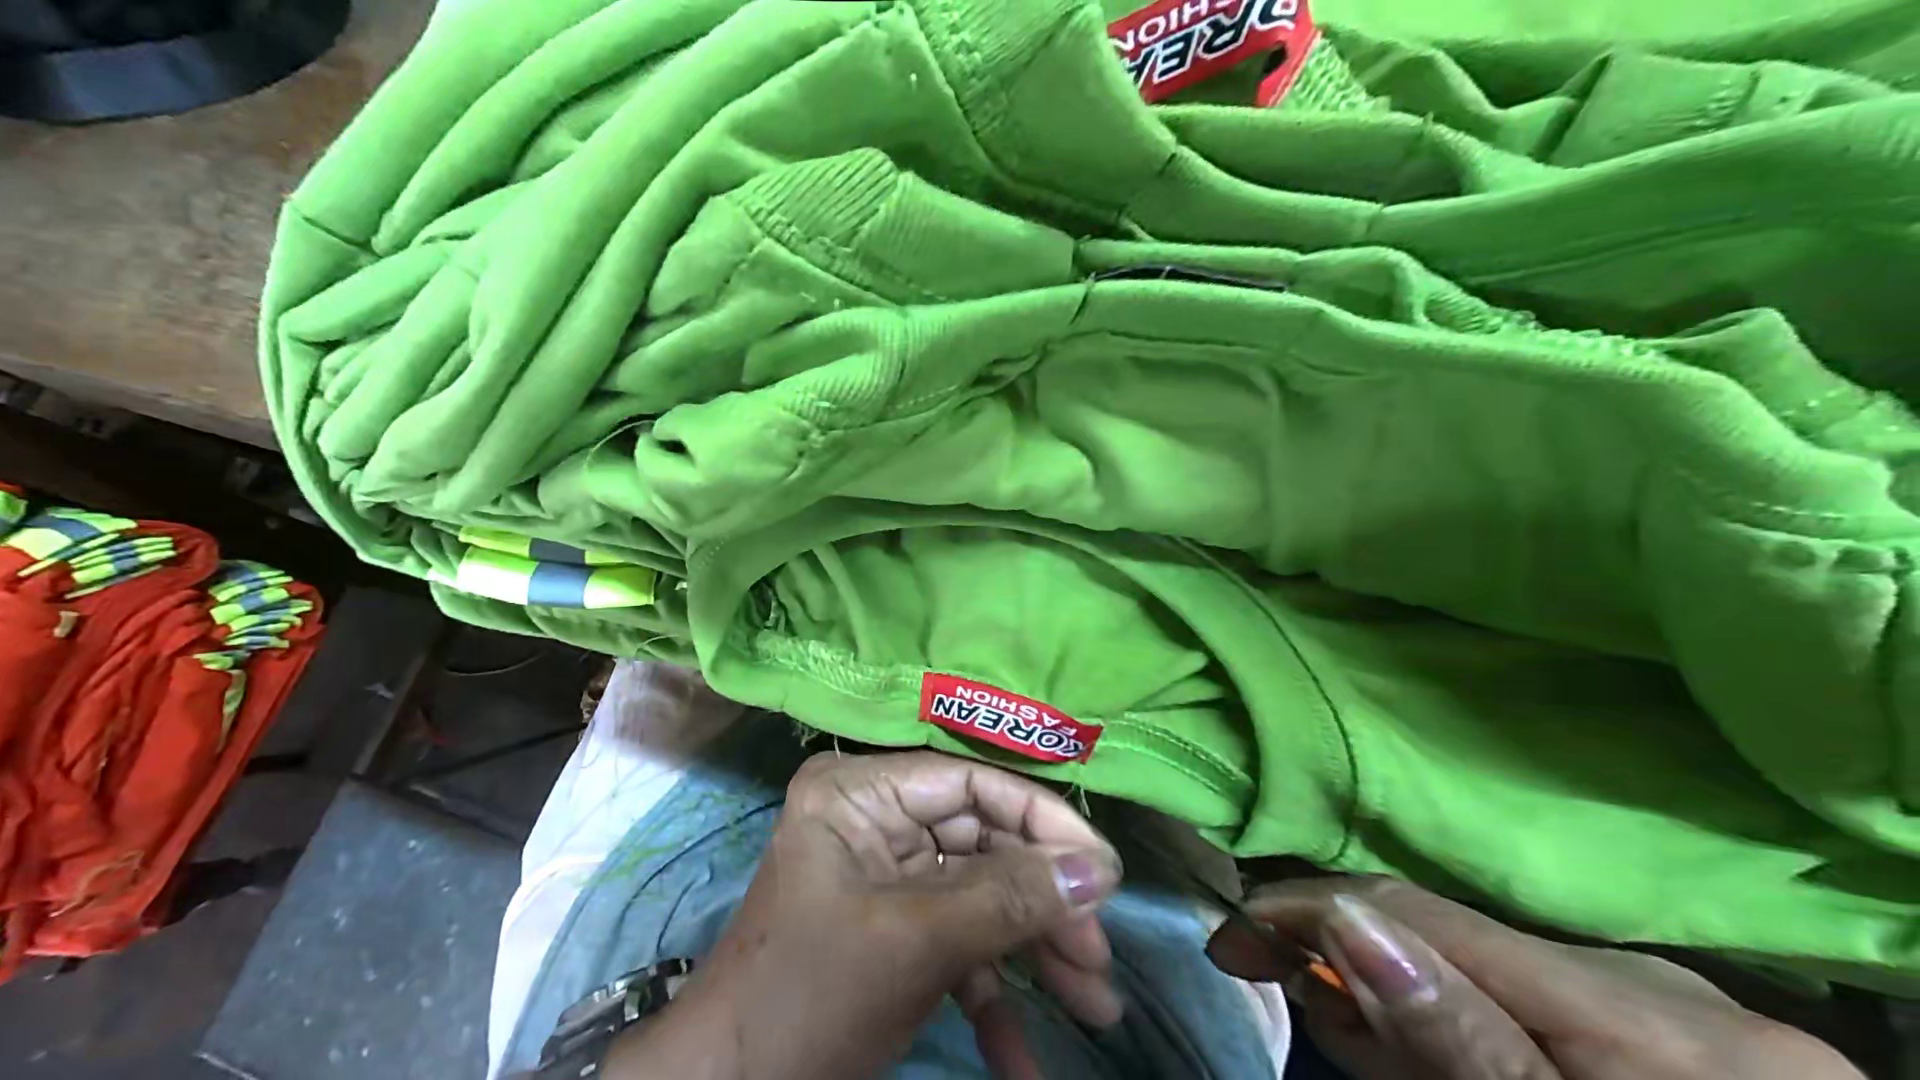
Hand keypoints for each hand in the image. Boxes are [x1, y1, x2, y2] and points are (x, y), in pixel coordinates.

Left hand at [610, 751, 1122, 1079]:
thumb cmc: (808, 997)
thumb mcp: (914, 941)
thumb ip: (1009, 900)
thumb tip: (1100, 870)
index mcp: (863, 793)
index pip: (971, 783)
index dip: (1041, 821)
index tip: (1102, 869)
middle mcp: (879, 822)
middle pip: (985, 844)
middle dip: (1043, 903)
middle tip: (1099, 956)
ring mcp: (889, 878)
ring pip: (982, 896)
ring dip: (1035, 952)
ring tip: (1095, 1003)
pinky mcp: (897, 930)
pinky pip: (958, 945)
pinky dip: (995, 996)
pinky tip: (1026, 1059)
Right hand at [1207, 876, 1863, 1079]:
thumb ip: (1457, 1044)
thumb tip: (1341, 919)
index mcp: (1649, 1015)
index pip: (1423, 911)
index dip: (1306, 909)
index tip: (1229, 941)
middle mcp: (1665, 989)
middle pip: (1446, 933)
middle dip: (1348, 958)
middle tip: (1294, 1005)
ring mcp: (1676, 1011)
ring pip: (1478, 962)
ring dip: (1395, 994)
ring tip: (1359, 1037)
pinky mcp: (1673, 1039)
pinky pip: (1524, 995)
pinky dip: (1456, 1018)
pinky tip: (1426, 1044)